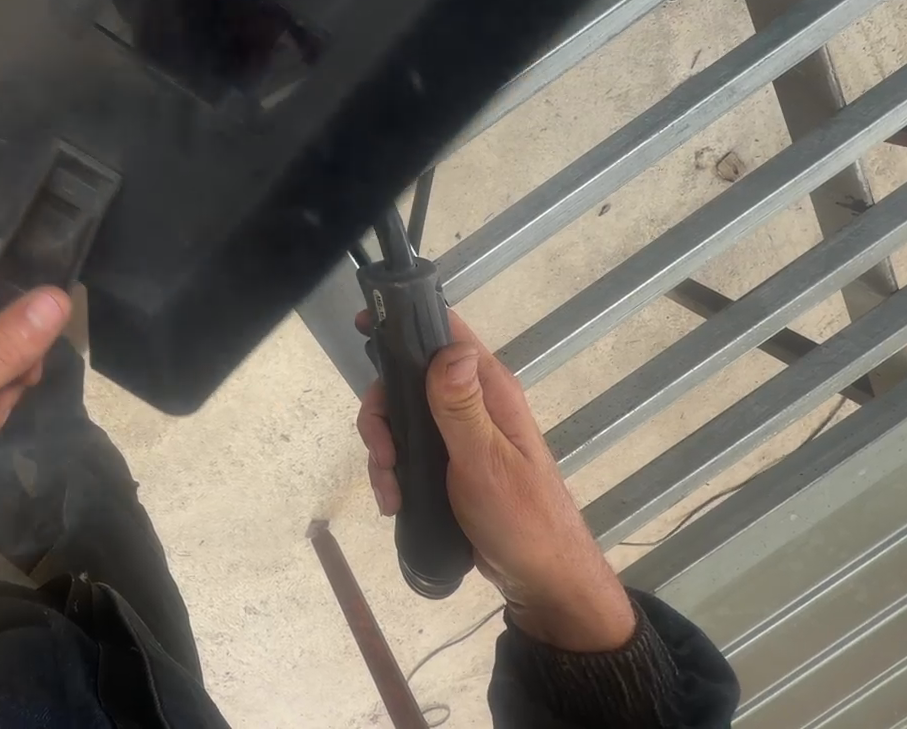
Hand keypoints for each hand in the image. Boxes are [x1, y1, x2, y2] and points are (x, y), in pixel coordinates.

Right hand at [356, 311, 634, 652]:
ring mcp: (458, 430)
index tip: (364, 327)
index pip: (445, 332)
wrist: (542, 583)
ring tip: (390, 490)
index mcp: (488, 388)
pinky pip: (407, 448)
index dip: (404, 323)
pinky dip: (392, 470)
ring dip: (384, 451)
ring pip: (400, 416)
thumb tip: (451, 348)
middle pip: (406, 379)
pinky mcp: (447, 459)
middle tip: (381, 453)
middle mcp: (472, 400)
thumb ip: (462, 406)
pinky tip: (395, 499)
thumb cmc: (521, 519)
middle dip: (382, 415)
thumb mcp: (486, 461)